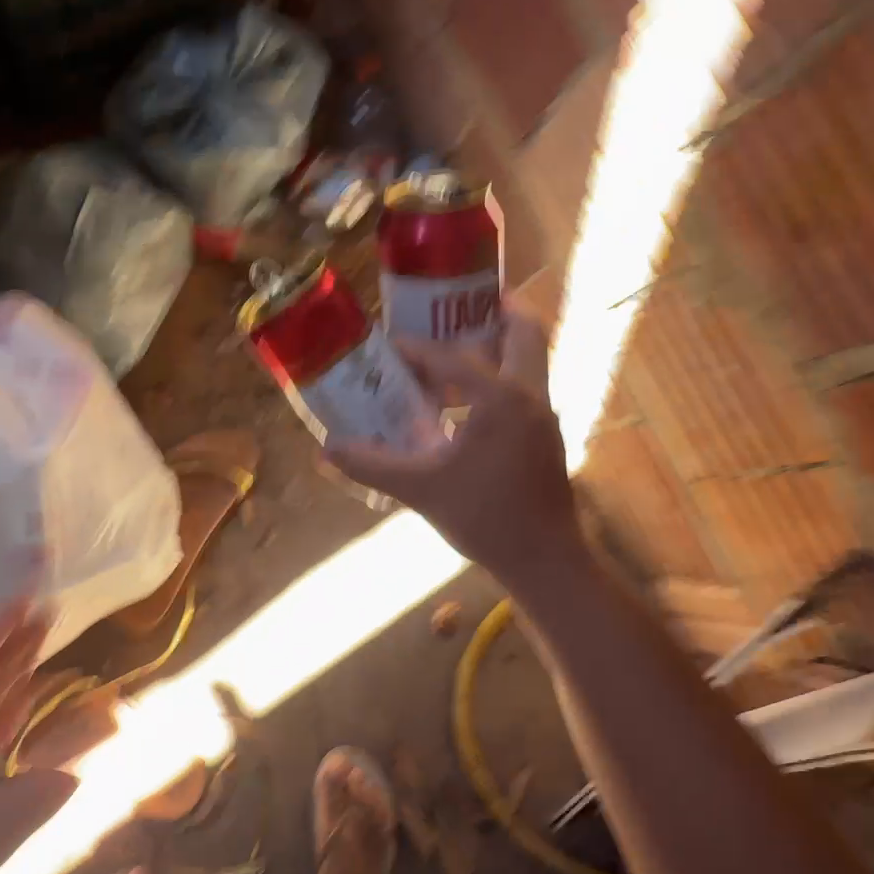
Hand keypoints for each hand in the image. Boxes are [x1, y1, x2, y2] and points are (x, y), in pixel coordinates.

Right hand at [327, 306, 580, 583]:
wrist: (545, 561)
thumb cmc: (486, 518)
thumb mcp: (421, 490)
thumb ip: (373, 464)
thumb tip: (326, 449)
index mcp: (500, 398)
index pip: (452, 356)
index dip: (416, 347)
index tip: (389, 343)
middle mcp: (529, 395)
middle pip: (523, 332)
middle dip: (492, 314)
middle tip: (453, 311)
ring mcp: (544, 416)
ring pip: (529, 360)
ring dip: (496, 348)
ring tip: (453, 355)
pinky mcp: (547, 437)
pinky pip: (525, 388)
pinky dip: (498, 381)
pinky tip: (464, 407)